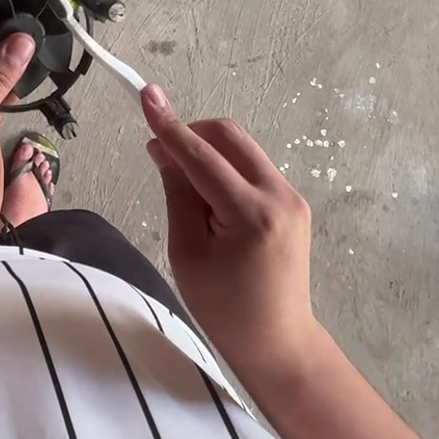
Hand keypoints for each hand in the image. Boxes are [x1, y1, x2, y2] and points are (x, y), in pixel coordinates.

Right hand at [142, 84, 322, 377]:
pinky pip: (250, 164)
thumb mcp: (187, 251)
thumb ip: (178, 193)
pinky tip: (209, 196)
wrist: (278, 344)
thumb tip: (165, 149)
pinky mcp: (292, 202)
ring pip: (240, 146)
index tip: (146, 94)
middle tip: (162, 156)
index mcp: (252, 214)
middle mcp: (280, 196)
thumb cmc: (224, 307)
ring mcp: (291, 197)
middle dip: (191, 134)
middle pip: (228, 136)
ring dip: (207, 150)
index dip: (170, 125)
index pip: (202, 157)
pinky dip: (223, 166)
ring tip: (186, 186)